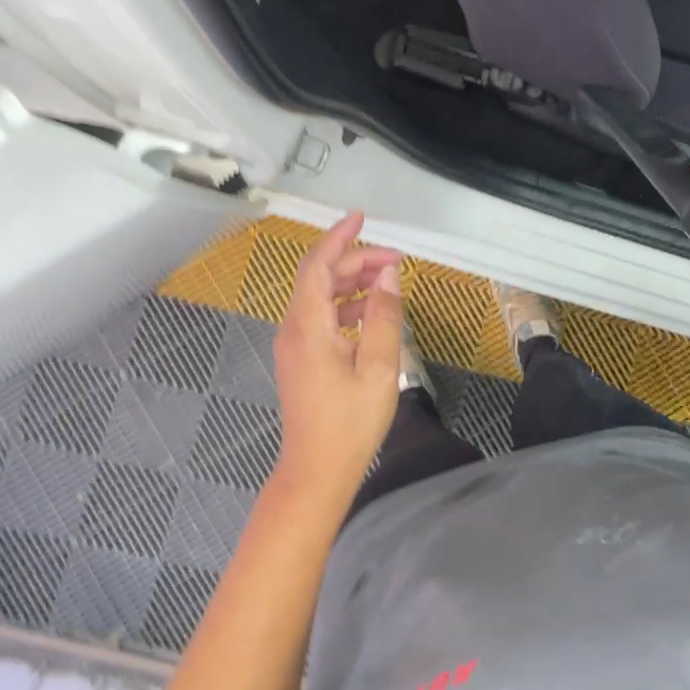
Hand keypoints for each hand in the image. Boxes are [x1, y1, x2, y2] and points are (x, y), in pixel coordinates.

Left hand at [271, 212, 405, 490]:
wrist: (317, 472)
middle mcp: (294, 328)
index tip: (361, 216)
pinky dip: (346, 306)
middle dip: (355, 259)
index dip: (339, 237)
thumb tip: (387, 274)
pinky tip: (372, 312)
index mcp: (308, 326)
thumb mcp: (378, 367)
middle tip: (395, 258)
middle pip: (319, 277)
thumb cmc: (349, 423)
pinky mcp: (301, 359)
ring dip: (352, 282)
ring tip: (389, 280)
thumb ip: (384, 315)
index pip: (318, 265)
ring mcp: (294, 345)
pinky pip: (321, 317)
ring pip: (320, 297)